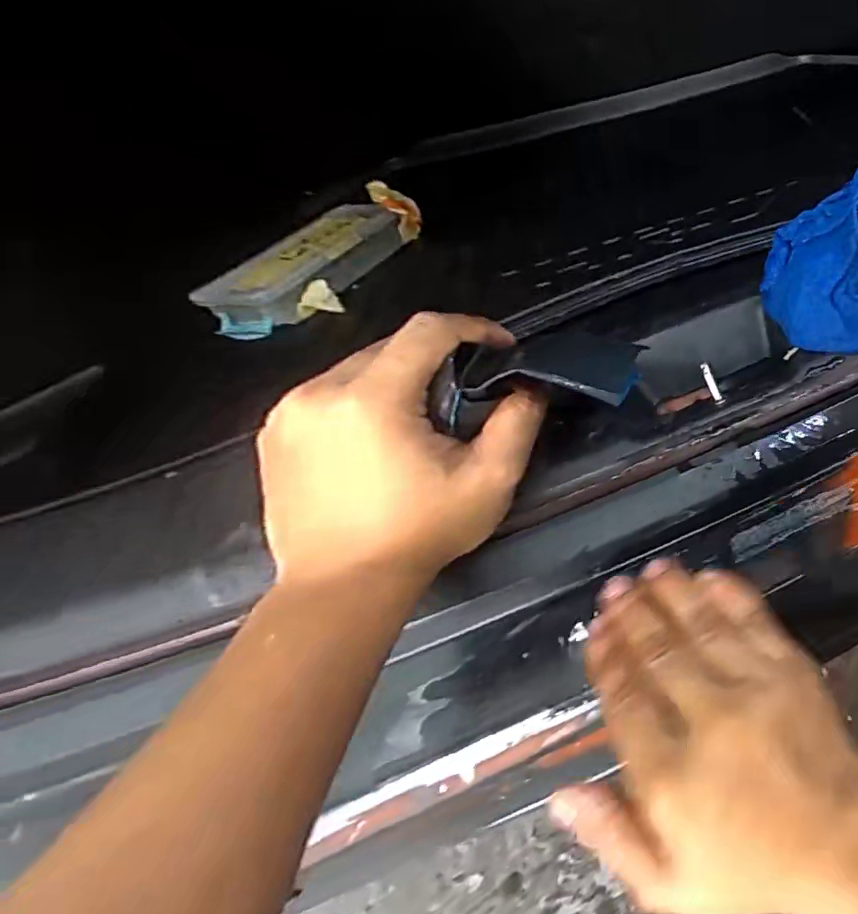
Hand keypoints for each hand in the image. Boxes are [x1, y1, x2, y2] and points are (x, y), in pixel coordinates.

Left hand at [256, 312, 545, 594]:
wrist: (341, 585)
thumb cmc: (422, 531)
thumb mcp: (490, 478)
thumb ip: (517, 423)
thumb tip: (526, 388)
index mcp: (371, 399)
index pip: (426, 330)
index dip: (473, 328)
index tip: (504, 347)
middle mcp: (318, 393)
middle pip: (392, 345)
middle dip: (441, 355)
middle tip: (475, 388)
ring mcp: (288, 413)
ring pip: (360, 366)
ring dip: (405, 375)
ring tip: (433, 413)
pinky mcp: (275, 433)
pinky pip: (332, 391)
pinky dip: (370, 395)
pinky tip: (390, 432)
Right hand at [549, 561, 857, 913]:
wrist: (841, 837)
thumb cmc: (752, 864)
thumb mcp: (668, 882)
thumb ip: (611, 836)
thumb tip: (561, 795)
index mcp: (669, 774)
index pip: (625, 700)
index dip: (607, 659)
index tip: (597, 631)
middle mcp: (709, 718)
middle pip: (660, 653)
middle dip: (633, 616)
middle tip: (615, 589)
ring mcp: (756, 685)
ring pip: (704, 627)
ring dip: (676, 594)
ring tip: (653, 571)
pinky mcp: (793, 667)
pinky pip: (756, 621)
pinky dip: (731, 595)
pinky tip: (710, 577)